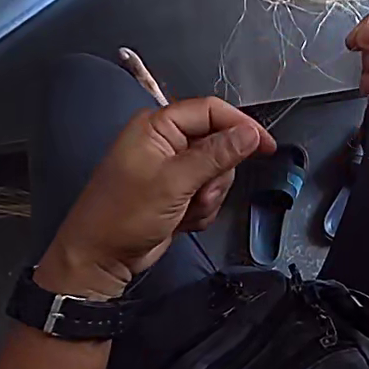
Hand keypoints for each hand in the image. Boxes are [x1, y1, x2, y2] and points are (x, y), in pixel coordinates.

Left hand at [38, 97, 273, 298]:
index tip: (265, 145)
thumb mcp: (175, 182)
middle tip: (200, 193)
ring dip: (209, 197)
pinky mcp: (179, 192)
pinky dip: (202, 210)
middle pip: (221, 145)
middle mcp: (166, 143)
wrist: (102, 257)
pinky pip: (211, 195)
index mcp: (158, 126)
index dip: (241, 126)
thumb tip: (249, 134)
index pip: (211, 111)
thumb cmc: (122, 216)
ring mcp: (174, 169)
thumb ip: (216, 155)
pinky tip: (181, 219)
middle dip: (217, 176)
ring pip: (219, 174)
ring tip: (185, 209)